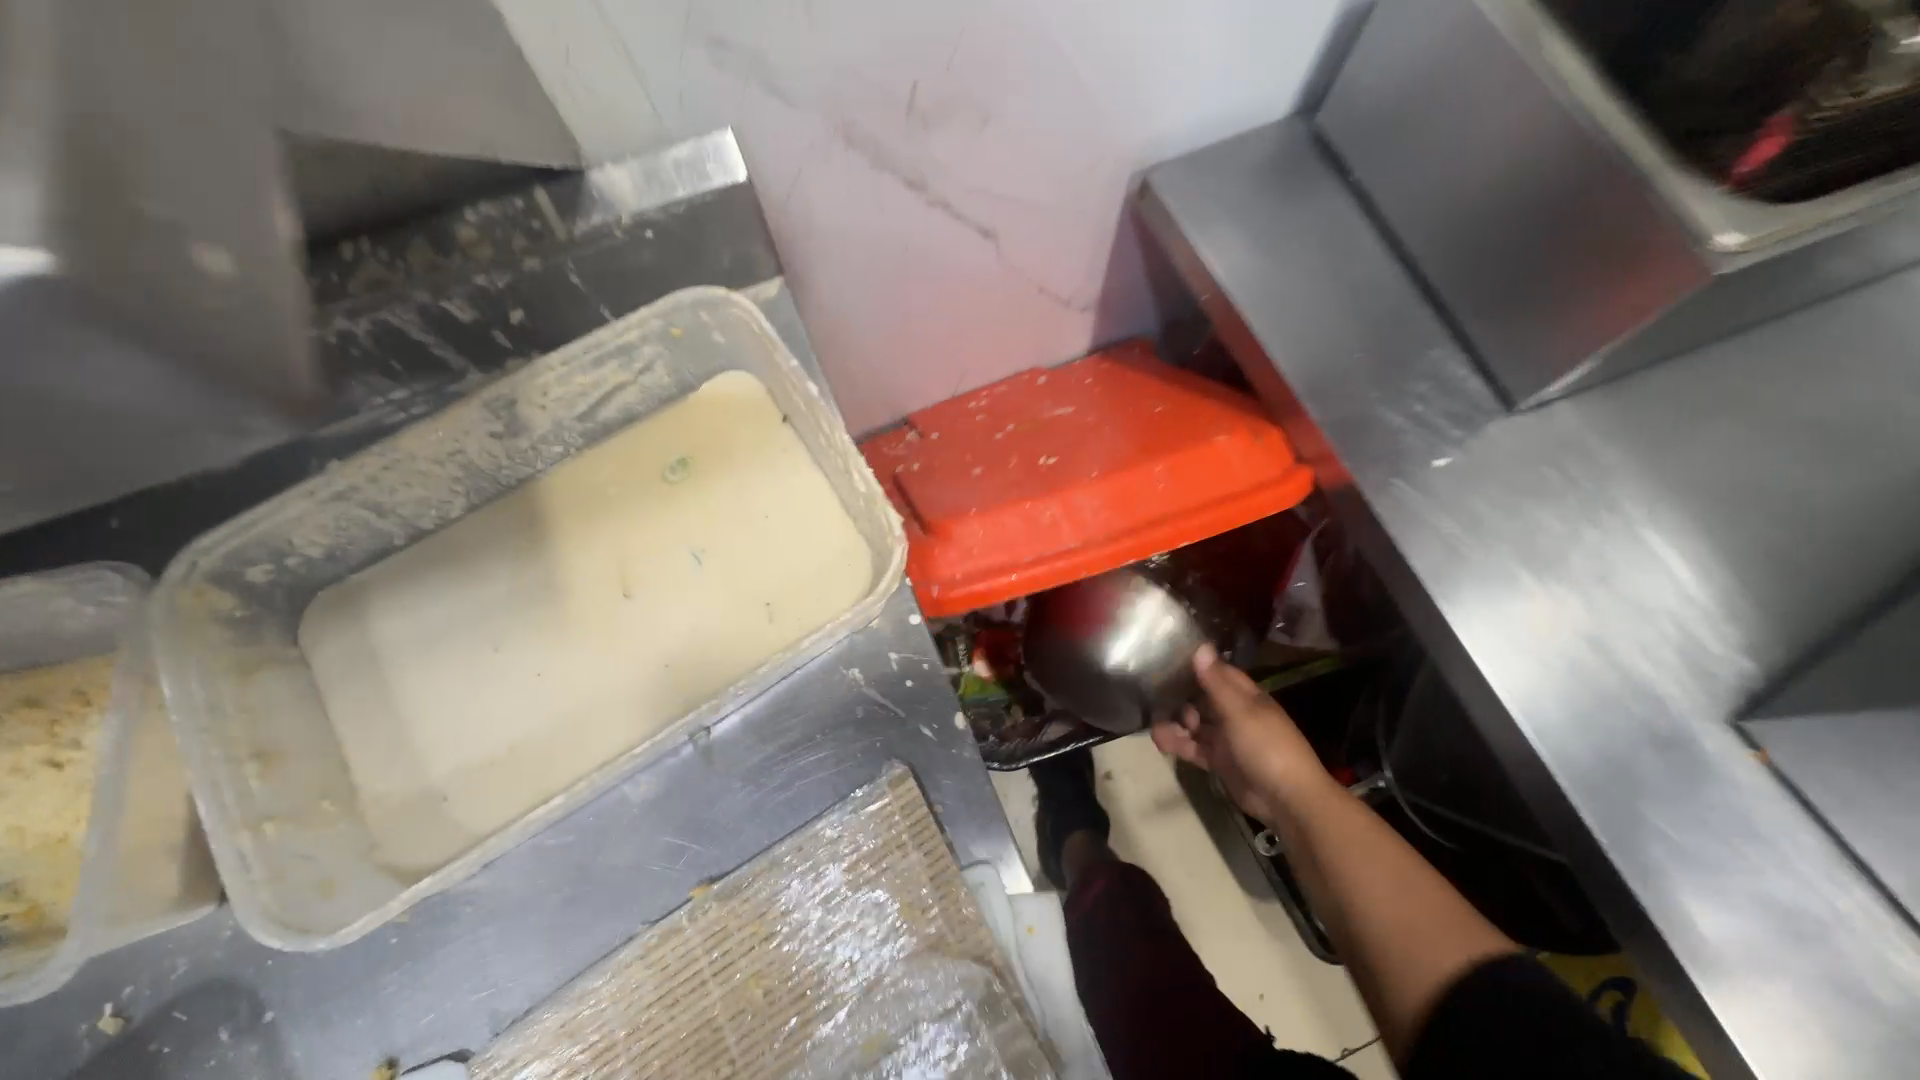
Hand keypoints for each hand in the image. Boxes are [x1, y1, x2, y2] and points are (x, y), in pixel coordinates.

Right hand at [1151, 644, 1333, 826]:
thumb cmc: (1267, 746)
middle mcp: (1235, 714)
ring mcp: (1227, 739)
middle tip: (1160, 701)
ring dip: (1176, 723)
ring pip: (1196, 725)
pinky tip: (1161, 742)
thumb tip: (1200, 645)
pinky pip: (1194, 748)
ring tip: (1156, 726)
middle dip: (1180, 698)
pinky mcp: (1219, 762)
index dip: (1196, 667)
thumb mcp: (1240, 711)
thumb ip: (1216, 682)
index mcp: (1246, 697)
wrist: (1287, 799)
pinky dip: (1178, 744)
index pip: (1218, 673)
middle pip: (1202, 699)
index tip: (1166, 661)